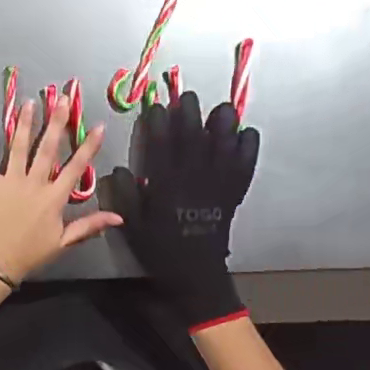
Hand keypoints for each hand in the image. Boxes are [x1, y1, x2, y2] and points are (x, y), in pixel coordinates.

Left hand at [0, 97, 119, 282]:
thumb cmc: (31, 253)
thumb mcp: (63, 242)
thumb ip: (89, 225)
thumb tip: (119, 217)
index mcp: (54, 198)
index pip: (76, 167)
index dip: (89, 146)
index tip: (98, 126)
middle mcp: (33, 184)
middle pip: (47, 149)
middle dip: (56, 122)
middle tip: (62, 99)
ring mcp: (10, 181)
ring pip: (19, 147)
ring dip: (25, 123)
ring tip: (30, 102)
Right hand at [104, 91, 258, 328]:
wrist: (194, 272)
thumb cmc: (159, 248)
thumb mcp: (132, 224)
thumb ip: (124, 195)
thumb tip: (120, 170)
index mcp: (165, 182)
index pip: (160, 142)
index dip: (157, 120)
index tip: (155, 107)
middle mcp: (192, 176)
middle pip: (193, 133)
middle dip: (189, 111)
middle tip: (186, 97)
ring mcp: (217, 182)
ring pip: (224, 142)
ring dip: (223, 122)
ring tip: (221, 108)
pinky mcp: (233, 191)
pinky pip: (245, 163)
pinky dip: (248, 146)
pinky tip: (246, 134)